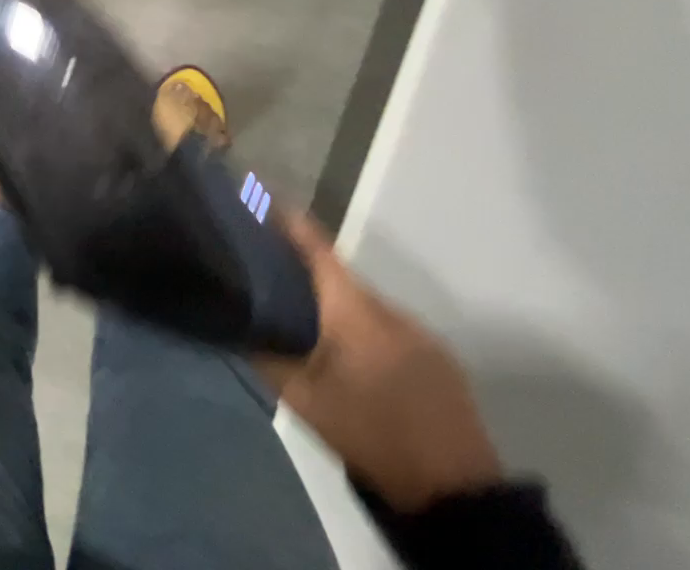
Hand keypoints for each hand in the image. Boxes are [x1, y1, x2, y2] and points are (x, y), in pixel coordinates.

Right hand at [260, 212, 502, 512]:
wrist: (454, 491)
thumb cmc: (367, 434)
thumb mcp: (299, 396)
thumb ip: (264, 352)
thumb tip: (235, 320)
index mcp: (357, 316)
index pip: (320, 253)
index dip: (291, 224)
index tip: (261, 197)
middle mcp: (392, 314)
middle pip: (340, 277)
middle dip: (302, 268)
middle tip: (262, 268)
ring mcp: (422, 336)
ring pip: (363, 304)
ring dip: (331, 302)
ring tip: (297, 314)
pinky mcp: (438, 360)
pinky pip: (386, 326)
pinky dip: (356, 324)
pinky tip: (341, 350)